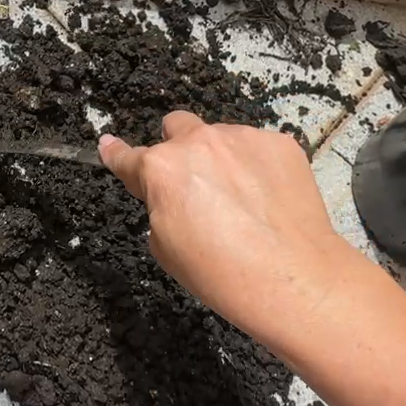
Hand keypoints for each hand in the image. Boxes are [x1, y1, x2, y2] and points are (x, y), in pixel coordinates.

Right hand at [98, 112, 352, 345]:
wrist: (295, 280)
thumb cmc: (222, 274)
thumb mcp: (167, 249)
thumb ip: (158, 207)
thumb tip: (169, 194)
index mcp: (161, 169)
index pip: (127, 156)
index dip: (116, 153)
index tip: (110, 145)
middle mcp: (198, 142)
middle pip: (175, 125)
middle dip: (178, 147)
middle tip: (195, 182)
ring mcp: (241, 137)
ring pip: (220, 137)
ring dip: (222, 158)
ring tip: (243, 201)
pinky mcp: (279, 143)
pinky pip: (258, 147)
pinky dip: (257, 166)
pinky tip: (269, 198)